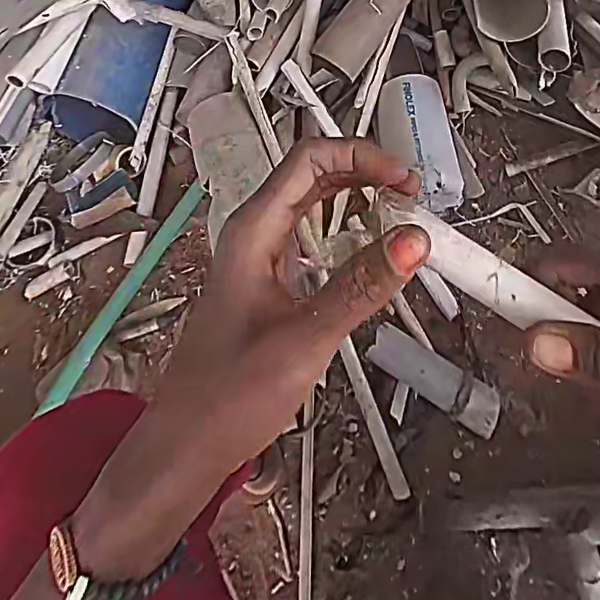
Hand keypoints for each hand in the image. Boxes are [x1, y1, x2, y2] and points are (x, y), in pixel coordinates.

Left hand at [70, 139, 429, 576]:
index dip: (362, 155)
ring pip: (315, 202)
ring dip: (359, 199)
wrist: (187, 443)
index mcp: (254, 228)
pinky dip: (348, 231)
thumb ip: (361, 286)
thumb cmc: (229, 396)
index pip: (310, 158)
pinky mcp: (272, 277)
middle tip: (411, 196)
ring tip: (401, 215)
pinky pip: (314, 235)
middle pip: (315, 172)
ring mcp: (262, 253)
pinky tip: (373, 248)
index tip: (403, 179)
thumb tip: (413, 240)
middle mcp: (256, 230)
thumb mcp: (305, 339)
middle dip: (366, 172)